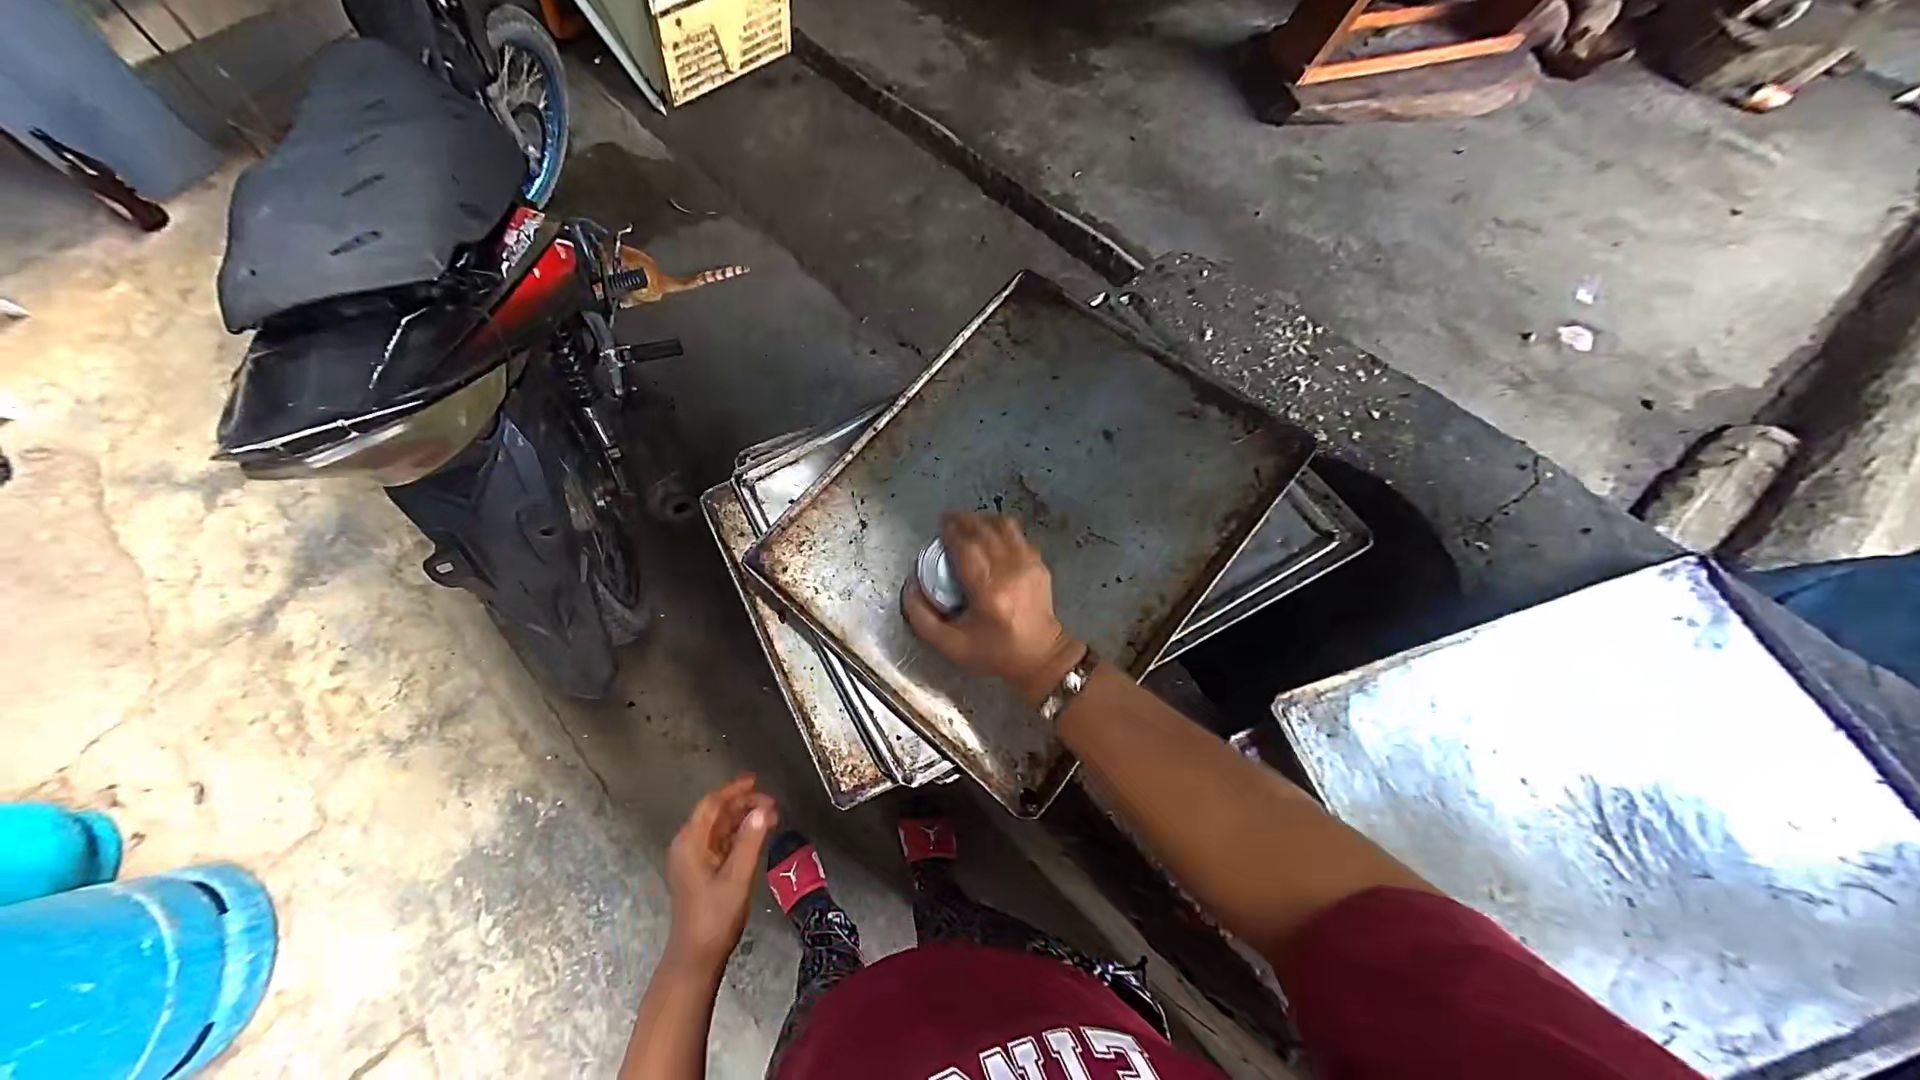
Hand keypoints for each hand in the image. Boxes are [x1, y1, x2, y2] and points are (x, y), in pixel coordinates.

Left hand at [665, 775, 777, 970]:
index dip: (734, 790)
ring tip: (771, 817)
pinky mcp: (702, 872)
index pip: (711, 805)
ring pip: (721, 828)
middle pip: (716, 814)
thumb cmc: (714, 917)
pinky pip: (722, 842)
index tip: (756, 781)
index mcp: (690, 843)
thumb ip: (750, 840)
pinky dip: (740, 835)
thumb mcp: (737, 877)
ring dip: (744, 819)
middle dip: (744, 804)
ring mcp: (694, 860)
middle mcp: (688, 847)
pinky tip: (758, 835)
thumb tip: (762, 810)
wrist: (696, 958)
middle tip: (772, 804)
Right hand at [903, 512, 1086, 706]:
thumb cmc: (994, 653)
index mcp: (988, 593)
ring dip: (983, 520)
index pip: (967, 548)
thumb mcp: (950, 645)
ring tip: (969, 524)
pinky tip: (991, 536)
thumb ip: (922, 617)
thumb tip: (911, 586)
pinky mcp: (1039, 565)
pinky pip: (1018, 536)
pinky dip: (1002, 530)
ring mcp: (1028, 566)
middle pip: (985, 531)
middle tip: (949, 520)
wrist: (1039, 657)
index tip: (940, 527)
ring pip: (1004, 526)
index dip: (951, 532)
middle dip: (964, 520)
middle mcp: (1010, 572)